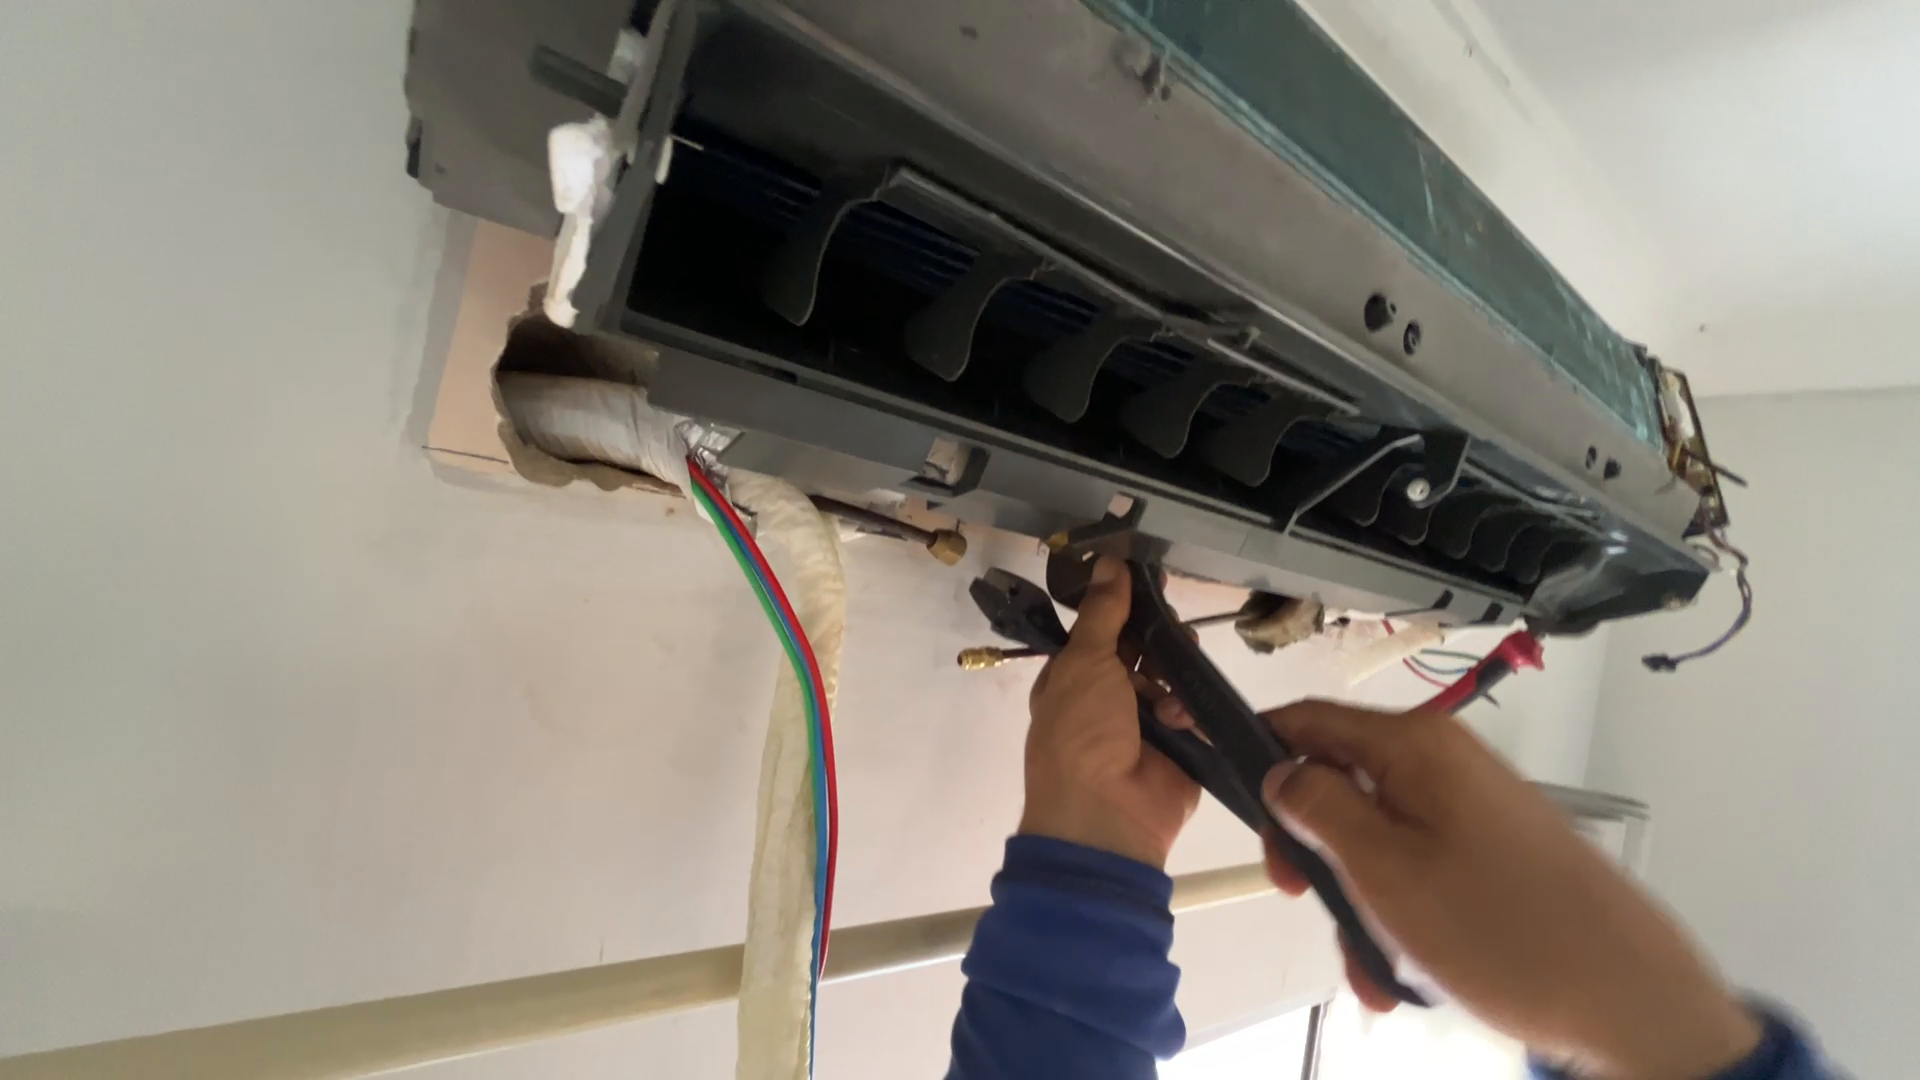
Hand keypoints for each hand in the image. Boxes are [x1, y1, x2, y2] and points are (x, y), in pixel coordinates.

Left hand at [1019, 557, 1200, 868]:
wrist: (1106, 814)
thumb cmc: (1081, 730)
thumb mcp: (1083, 662)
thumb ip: (1102, 612)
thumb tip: (1107, 559)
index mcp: (1072, 677)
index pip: (1101, 629)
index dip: (1121, 602)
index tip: (1148, 575)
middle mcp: (1105, 697)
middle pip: (1139, 651)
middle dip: (1156, 632)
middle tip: (1174, 614)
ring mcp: (1143, 724)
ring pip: (1169, 678)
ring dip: (1176, 665)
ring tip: (1186, 651)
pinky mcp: (1178, 746)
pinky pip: (1191, 713)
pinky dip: (1188, 707)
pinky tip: (1182, 711)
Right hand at [1259, 702, 1759, 1079]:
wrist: (1646, 1013)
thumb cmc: (1500, 928)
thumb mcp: (1383, 866)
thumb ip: (1314, 805)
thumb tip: (1278, 771)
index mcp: (1414, 744)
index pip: (1308, 719)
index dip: (1259, 747)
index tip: (1235, 798)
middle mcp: (1442, 759)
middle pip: (1338, 775)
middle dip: (1306, 834)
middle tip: (1295, 889)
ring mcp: (1471, 803)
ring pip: (1374, 827)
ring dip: (1351, 886)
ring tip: (1360, 957)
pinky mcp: (1494, 846)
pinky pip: (1417, 857)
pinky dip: (1394, 902)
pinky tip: (1397, 967)